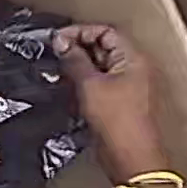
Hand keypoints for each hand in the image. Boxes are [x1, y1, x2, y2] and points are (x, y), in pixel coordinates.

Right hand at [52, 24, 165, 178]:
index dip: (80, 32)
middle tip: (54, 54)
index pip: (105, 32)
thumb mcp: (90, 84)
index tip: (57, 40)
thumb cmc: (116, 119)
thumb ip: (74, 60)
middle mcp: (132, 68)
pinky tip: (67, 87)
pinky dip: (82, 81)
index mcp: (132, 58)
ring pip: (98, 65)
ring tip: (58, 70)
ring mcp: (125, 85)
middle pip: (103, 46)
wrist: (128, 155)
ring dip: (78, 65)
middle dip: (77, 48)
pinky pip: (97, 83)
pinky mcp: (116, 101)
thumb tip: (61, 41)